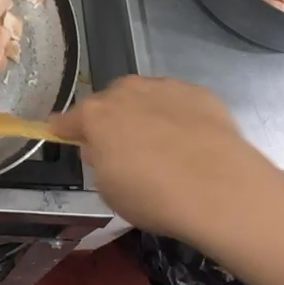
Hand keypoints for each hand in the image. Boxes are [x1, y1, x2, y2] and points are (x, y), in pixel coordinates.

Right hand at [50, 75, 283, 238]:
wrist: (222, 189)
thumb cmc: (155, 197)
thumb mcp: (111, 192)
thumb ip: (99, 164)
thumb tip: (103, 150)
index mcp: (96, 116)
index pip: (68, 119)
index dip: (64, 130)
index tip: (61, 135)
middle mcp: (125, 91)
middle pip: (109, 104)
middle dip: (112, 123)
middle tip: (127, 153)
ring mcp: (163, 87)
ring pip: (144, 99)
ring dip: (146, 116)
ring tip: (167, 150)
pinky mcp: (198, 92)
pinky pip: (178, 103)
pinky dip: (180, 118)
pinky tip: (194, 144)